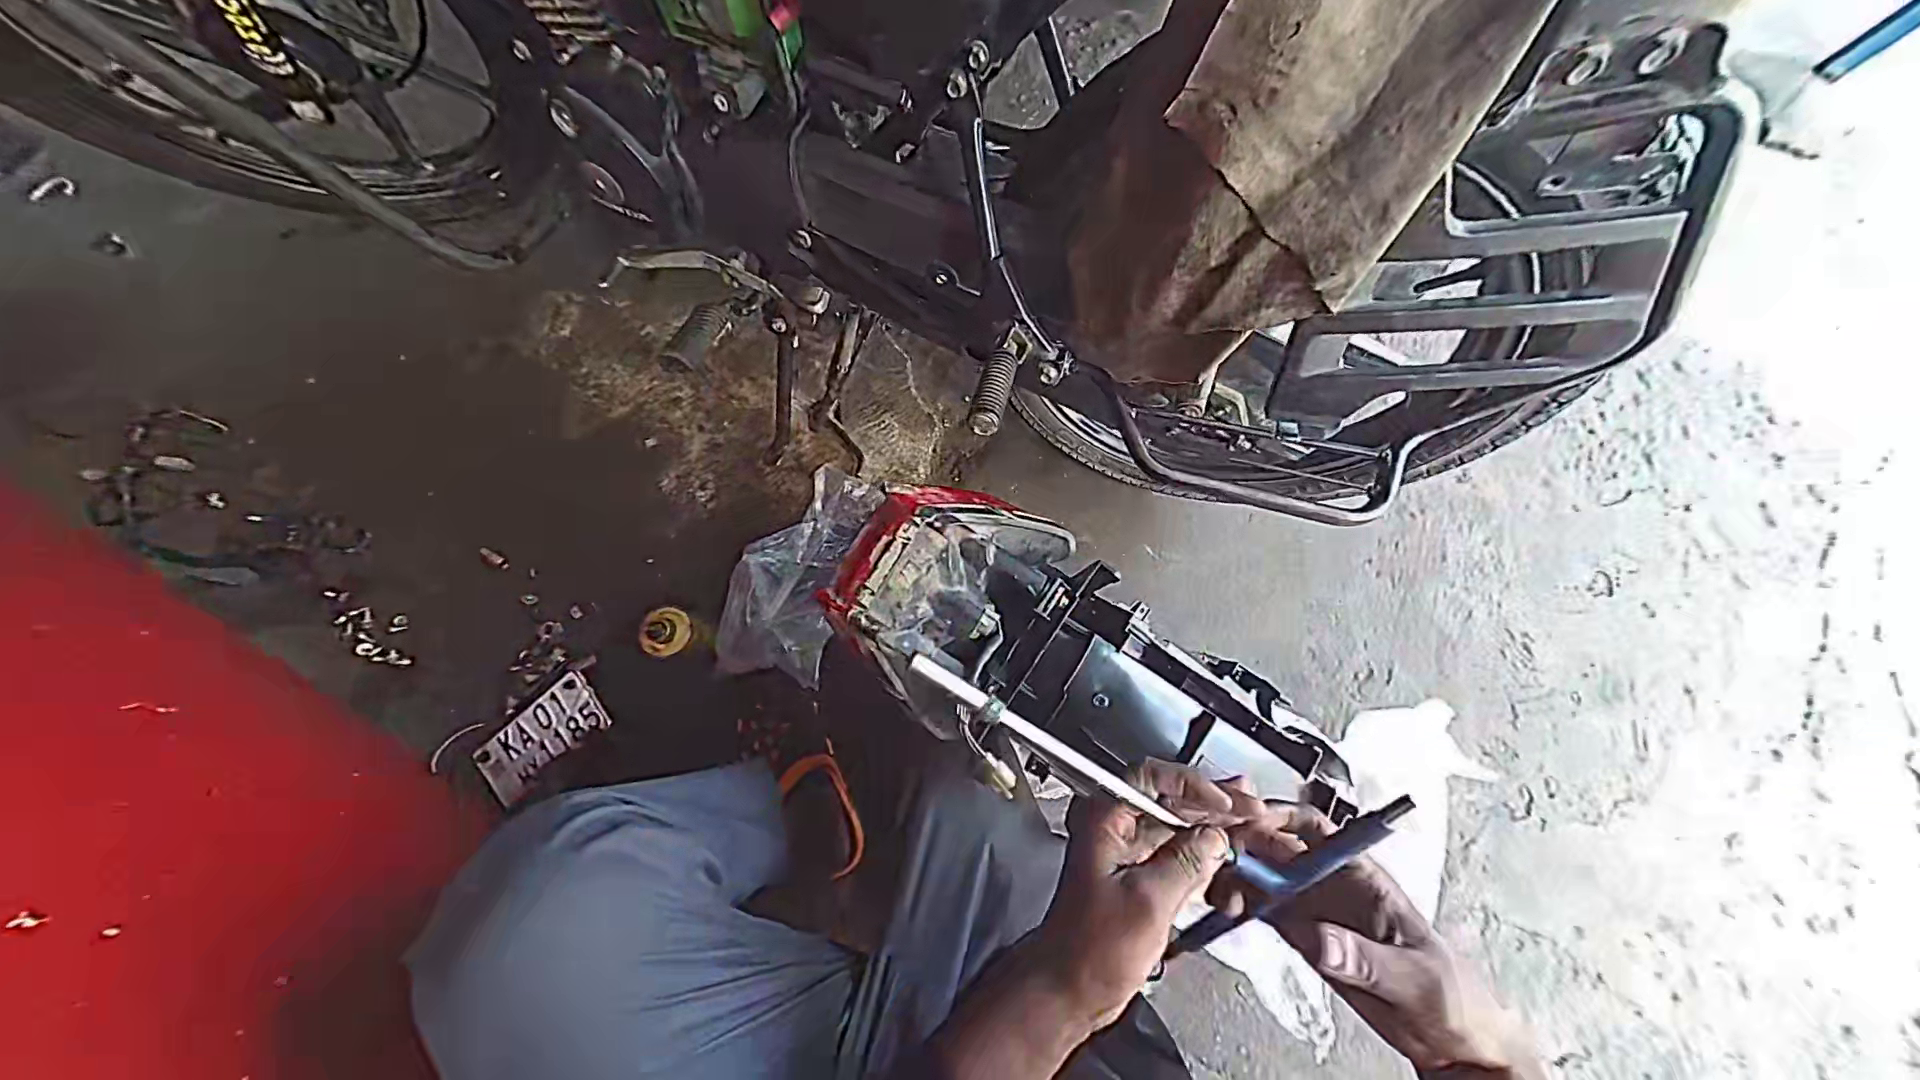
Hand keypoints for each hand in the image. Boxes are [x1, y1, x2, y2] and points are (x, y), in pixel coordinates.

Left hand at [1032, 760, 1255, 1030]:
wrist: (1071, 986)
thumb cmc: (1089, 948)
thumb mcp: (1148, 901)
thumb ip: (1185, 863)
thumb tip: (1213, 838)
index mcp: (1102, 819)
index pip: (1149, 776)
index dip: (1191, 783)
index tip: (1221, 799)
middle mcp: (1110, 826)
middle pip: (1165, 798)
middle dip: (1209, 803)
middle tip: (1247, 805)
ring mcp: (1123, 849)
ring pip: (1172, 824)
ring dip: (1210, 824)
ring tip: (1246, 821)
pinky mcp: (1135, 873)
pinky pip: (1171, 851)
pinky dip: (1199, 852)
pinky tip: (1225, 852)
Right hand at [1217, 804, 1542, 1079]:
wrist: (1453, 1043)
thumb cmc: (1452, 997)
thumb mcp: (1413, 977)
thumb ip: (1364, 956)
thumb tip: (1320, 940)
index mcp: (1358, 872)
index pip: (1311, 826)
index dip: (1277, 816)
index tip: (1249, 822)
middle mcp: (1327, 880)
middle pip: (1273, 843)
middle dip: (1242, 844)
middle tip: (1220, 859)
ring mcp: (1309, 904)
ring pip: (1257, 873)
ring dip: (1232, 876)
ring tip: (1218, 893)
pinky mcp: (1298, 930)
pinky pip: (1257, 906)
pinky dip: (1235, 904)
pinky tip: (1223, 910)